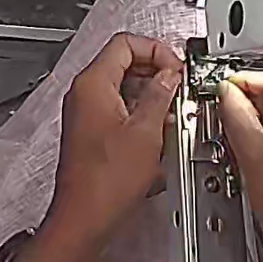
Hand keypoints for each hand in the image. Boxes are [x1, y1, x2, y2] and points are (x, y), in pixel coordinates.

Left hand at [18, 33, 183, 261]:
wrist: (85, 217)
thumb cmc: (106, 182)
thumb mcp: (147, 131)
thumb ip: (160, 95)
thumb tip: (169, 76)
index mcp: (93, 85)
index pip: (124, 44)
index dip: (155, 50)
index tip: (174, 67)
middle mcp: (84, 94)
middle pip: (123, 61)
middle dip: (155, 70)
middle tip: (178, 85)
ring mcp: (86, 112)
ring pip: (122, 85)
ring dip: (150, 92)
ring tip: (172, 109)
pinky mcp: (92, 131)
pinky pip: (118, 106)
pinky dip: (140, 110)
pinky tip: (158, 129)